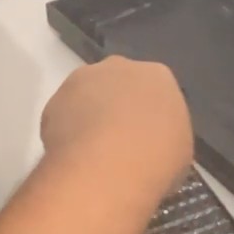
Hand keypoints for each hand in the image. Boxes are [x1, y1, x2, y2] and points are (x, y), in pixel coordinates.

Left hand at [40, 57, 192, 181]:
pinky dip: (66, 130)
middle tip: (118, 139)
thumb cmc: (155, 160)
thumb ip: (167, 136)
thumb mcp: (180, 152)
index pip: (155, 88)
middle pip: (119, 83)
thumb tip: (153, 143)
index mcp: (158, 75)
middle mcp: (120, 66)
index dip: (149, 113)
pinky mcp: (54, 99)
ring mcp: (83, 79)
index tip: (146, 136)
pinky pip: (63, 114)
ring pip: (87, 95)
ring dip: (89, 114)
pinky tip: (73, 155)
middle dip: (117, 105)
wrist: (106, 167)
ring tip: (91, 150)